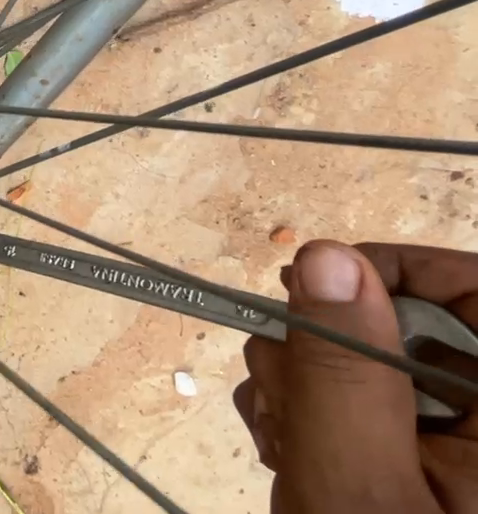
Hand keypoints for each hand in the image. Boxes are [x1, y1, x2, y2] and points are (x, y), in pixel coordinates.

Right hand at [233, 241, 477, 511]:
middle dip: (326, 346)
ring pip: (390, 366)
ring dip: (312, 384)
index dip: (402, 267)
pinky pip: (385, 403)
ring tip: (286, 442)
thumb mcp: (353, 486)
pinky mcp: (450, 468)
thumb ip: (338, 368)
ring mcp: (474, 450)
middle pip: (424, 329)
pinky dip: (328, 412)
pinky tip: (301, 451)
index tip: (309, 286)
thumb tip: (325, 256)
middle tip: (284, 400)